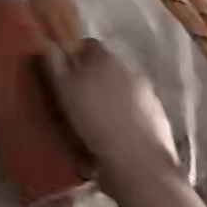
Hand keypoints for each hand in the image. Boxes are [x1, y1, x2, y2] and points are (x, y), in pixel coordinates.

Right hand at [40, 36, 183, 206]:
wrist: (139, 164)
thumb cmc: (95, 121)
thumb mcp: (64, 90)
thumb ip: (54, 63)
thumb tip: (47, 42)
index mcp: (106, 59)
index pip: (88, 44)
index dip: (74, 54)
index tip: (64, 72)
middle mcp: (131, 71)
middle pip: (107, 67)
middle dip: (93, 78)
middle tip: (77, 98)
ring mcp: (149, 95)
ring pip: (122, 89)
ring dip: (110, 98)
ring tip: (95, 121)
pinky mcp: (159, 119)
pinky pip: (135, 111)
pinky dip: (125, 118)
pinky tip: (114, 136)